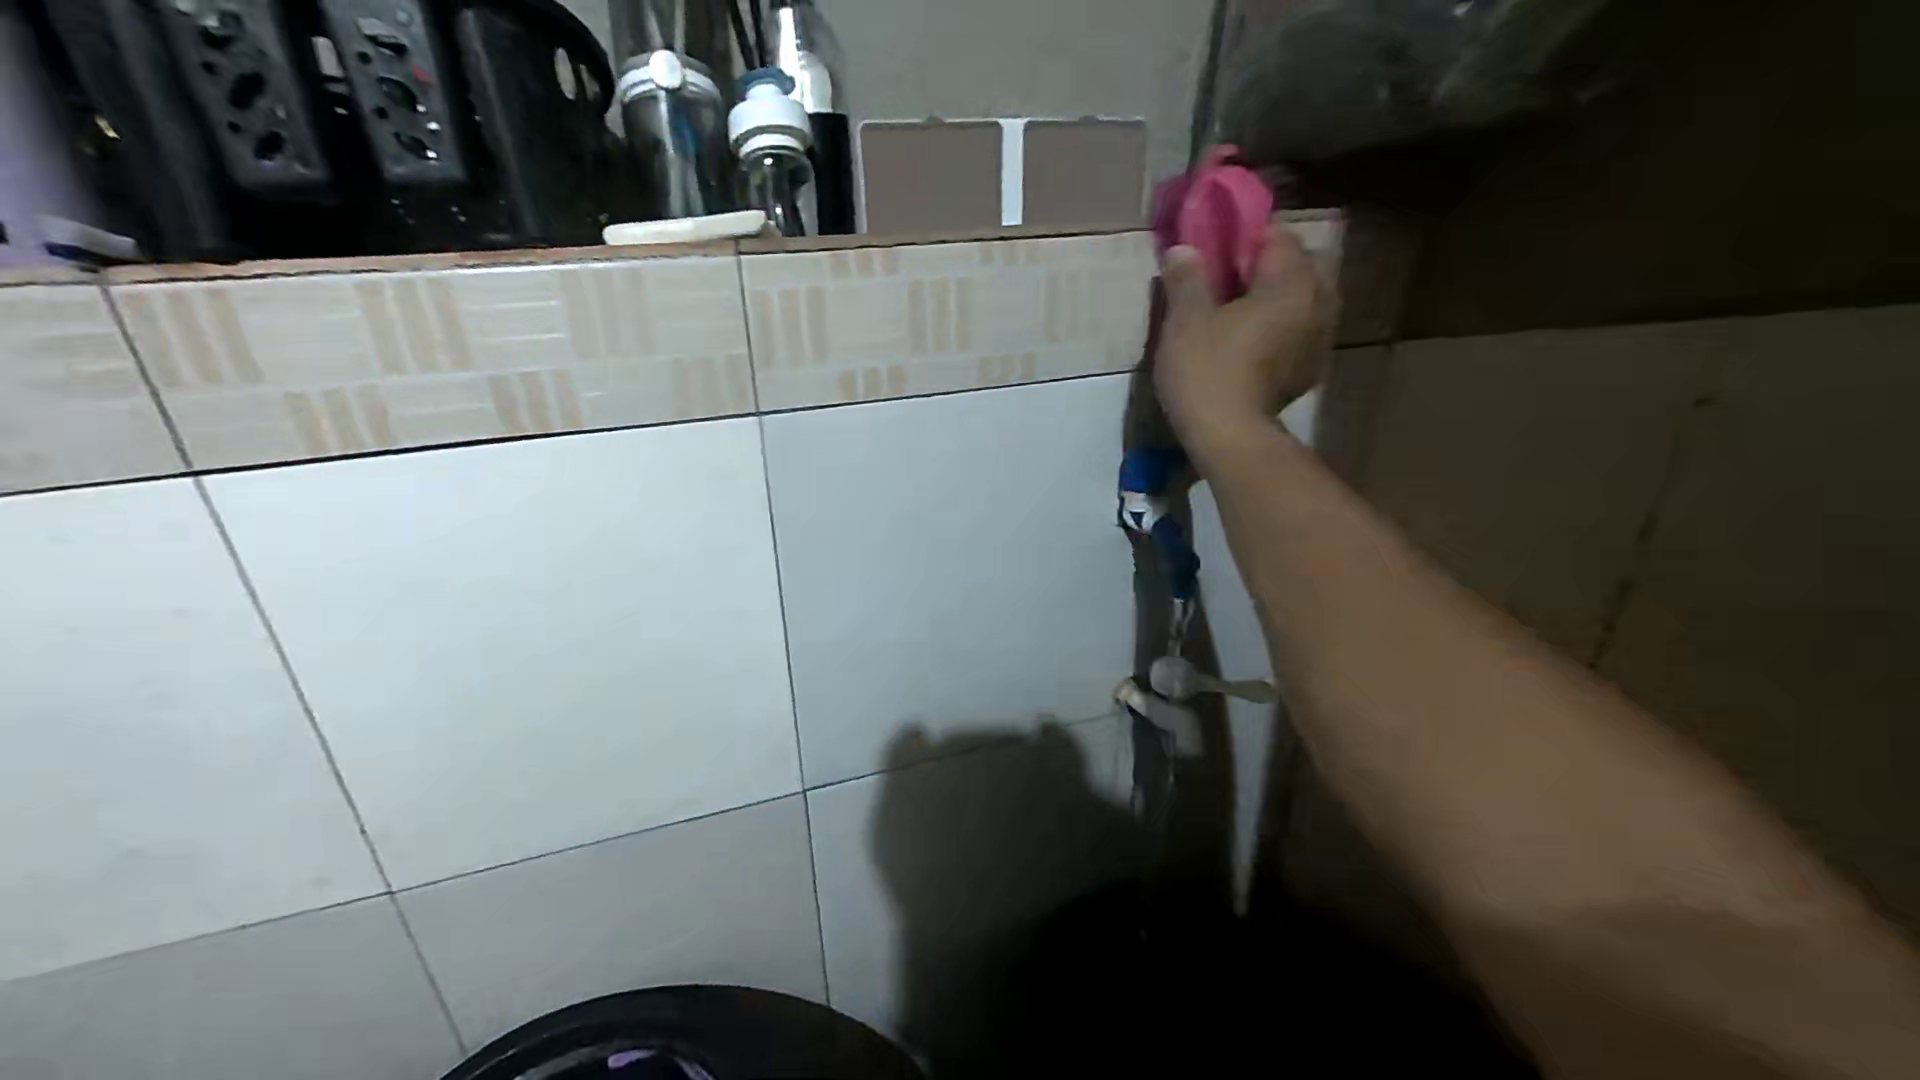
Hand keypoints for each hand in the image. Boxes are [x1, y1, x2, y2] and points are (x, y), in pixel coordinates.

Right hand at [1152, 223, 1332, 465]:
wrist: (1229, 437)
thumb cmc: (1207, 371)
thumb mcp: (1185, 320)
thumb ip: (1187, 278)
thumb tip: (1182, 249)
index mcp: (1292, 283)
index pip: (1278, 237)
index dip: (1244, 238)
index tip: (1215, 251)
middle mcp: (1319, 304)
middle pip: (1301, 266)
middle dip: (1269, 266)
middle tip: (1230, 280)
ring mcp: (1319, 340)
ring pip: (1305, 300)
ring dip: (1278, 298)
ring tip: (1241, 312)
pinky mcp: (1309, 370)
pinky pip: (1300, 331)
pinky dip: (1282, 327)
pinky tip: (1253, 342)